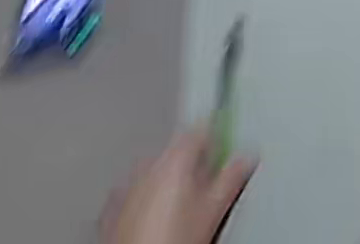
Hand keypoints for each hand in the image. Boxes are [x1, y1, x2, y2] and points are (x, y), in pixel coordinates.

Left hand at [101, 131, 255, 243]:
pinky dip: (149, 197)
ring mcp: (127, 183)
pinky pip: (138, 191)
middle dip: (195, 163)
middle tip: (207, 187)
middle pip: (180, 148)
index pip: (203, 126)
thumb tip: (246, 157)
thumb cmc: (172, 239)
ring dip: (172, 179)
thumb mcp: (214, 208)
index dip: (219, 137)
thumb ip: (233, 175)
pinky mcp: (113, 206)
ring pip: (158, 169)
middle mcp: (149, 160)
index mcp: (176, 153)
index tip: (226, 149)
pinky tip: (158, 218)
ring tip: (184, 208)